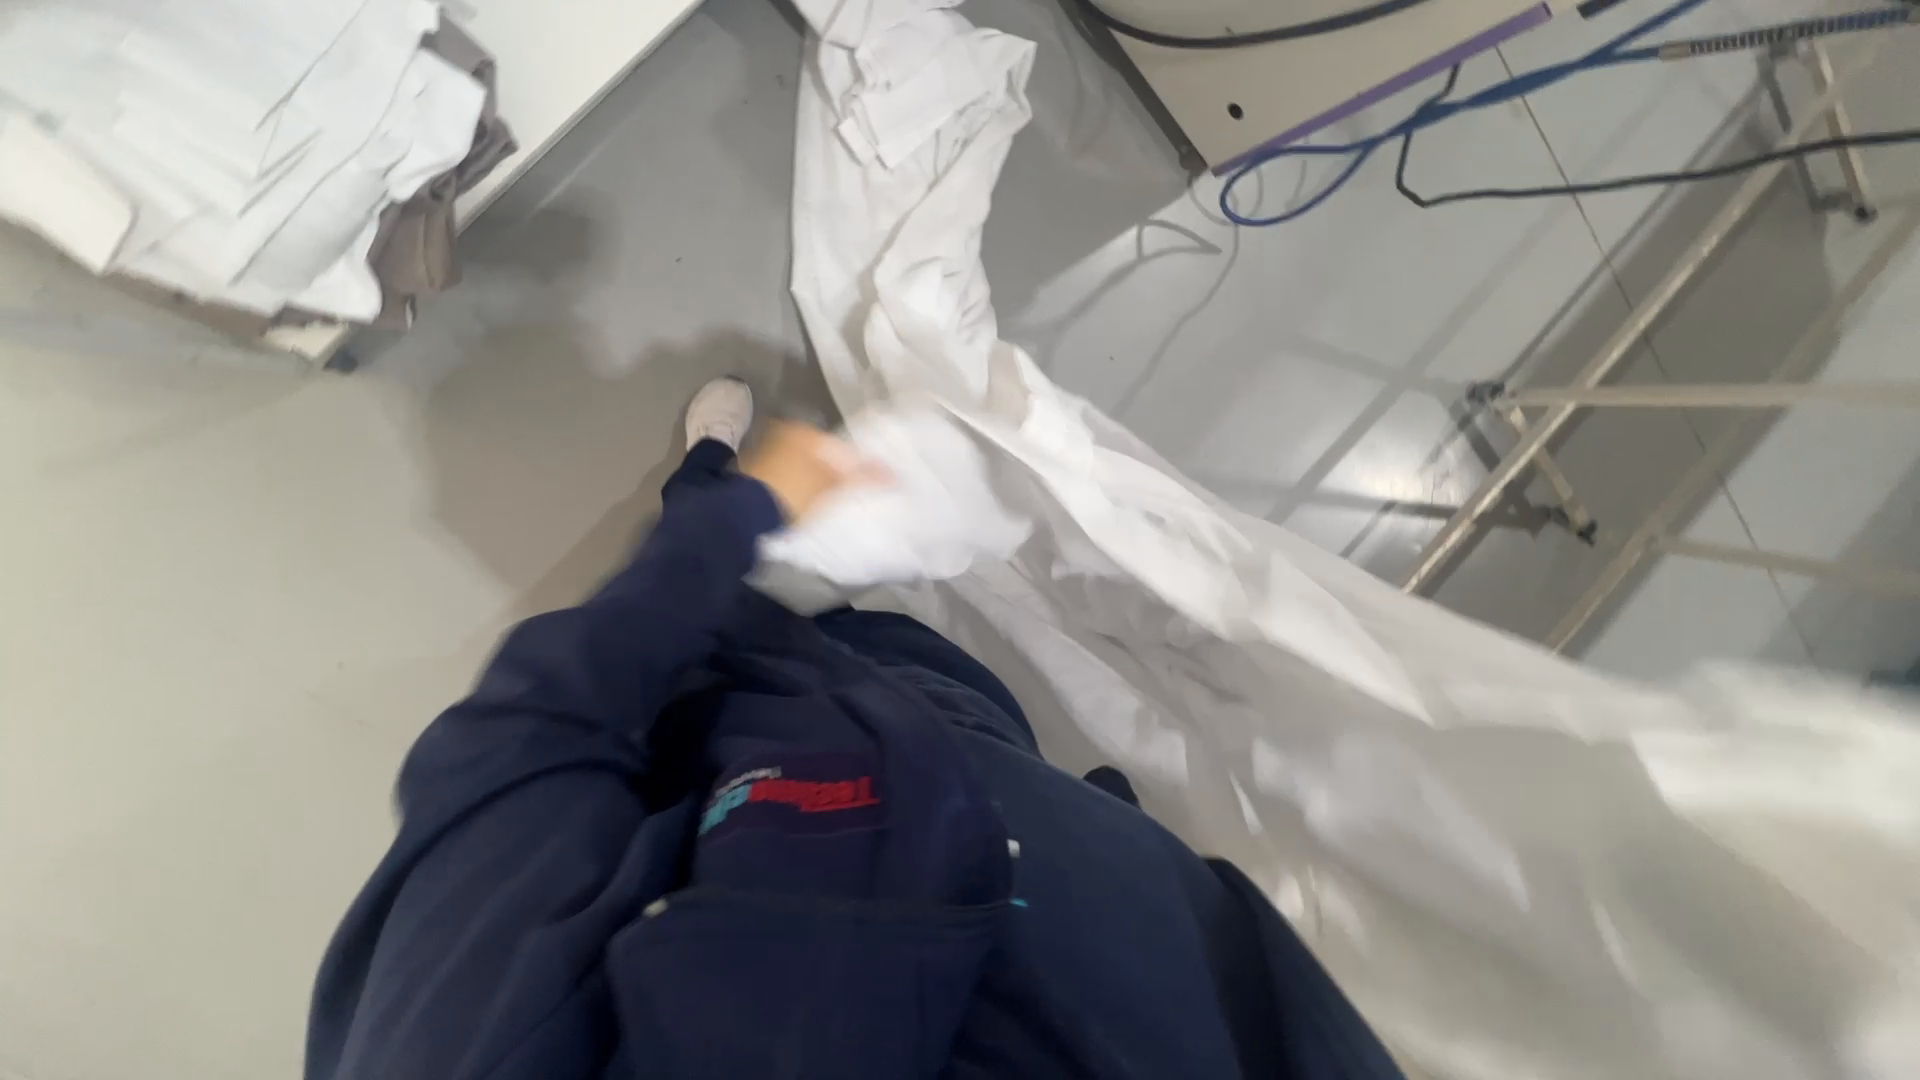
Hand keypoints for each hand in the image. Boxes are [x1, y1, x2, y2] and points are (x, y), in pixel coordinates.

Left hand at [740, 420, 888, 523]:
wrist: (745, 514)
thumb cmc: (794, 493)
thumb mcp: (832, 486)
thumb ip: (863, 477)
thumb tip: (893, 474)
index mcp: (801, 432)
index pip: (836, 446)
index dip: (850, 466)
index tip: (857, 484)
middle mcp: (779, 434)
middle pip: (815, 453)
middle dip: (828, 470)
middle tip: (839, 492)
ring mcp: (760, 453)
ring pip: (796, 464)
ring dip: (808, 478)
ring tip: (818, 501)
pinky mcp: (748, 473)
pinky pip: (780, 476)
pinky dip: (790, 485)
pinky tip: (795, 502)